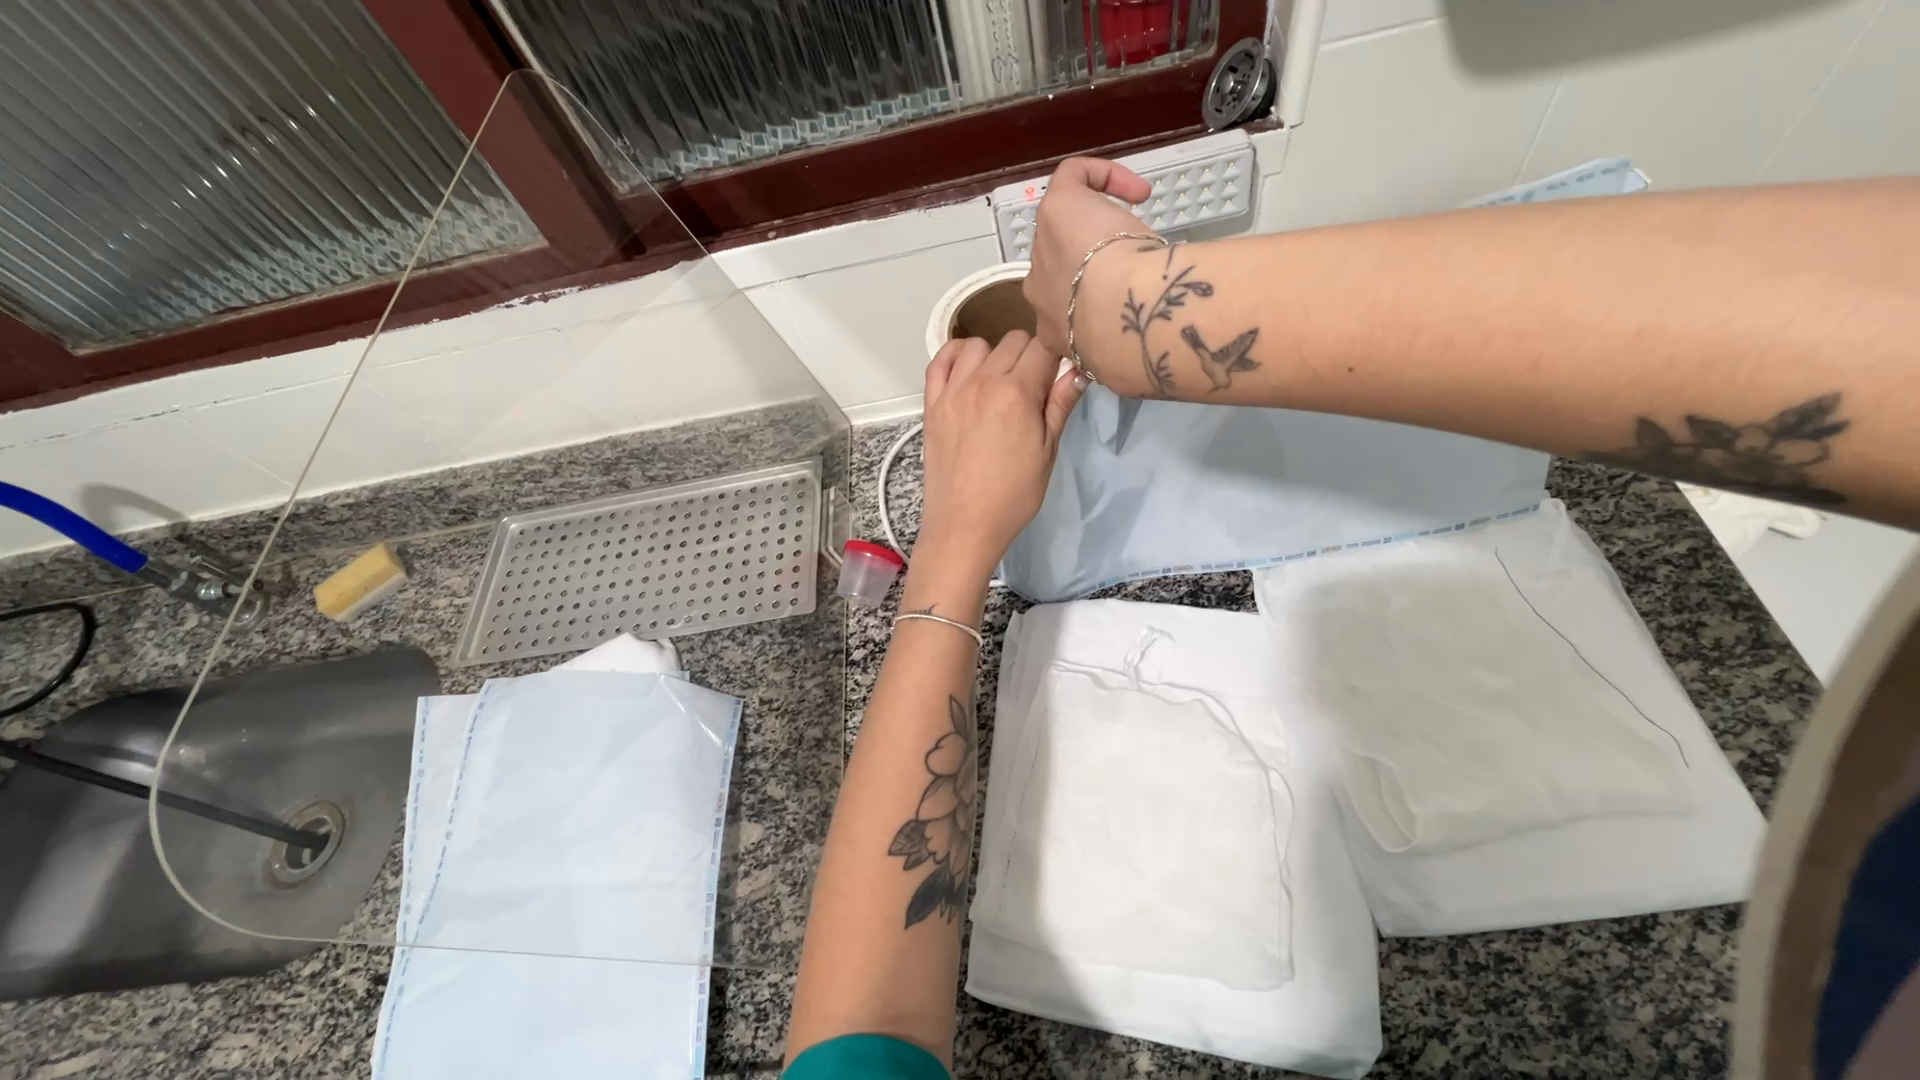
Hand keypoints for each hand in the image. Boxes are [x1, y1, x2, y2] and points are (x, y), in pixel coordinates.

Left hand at [916, 332, 1084, 580]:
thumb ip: (1060, 405)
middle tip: (1033, 387)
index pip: (1044, 347)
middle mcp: (983, 382)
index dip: (1057, 355)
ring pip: (977, 344)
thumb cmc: (1013, 495)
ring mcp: (953, 390)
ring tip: (1000, 384)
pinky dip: (955, 356)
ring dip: (994, 355)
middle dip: (1029, 355)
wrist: (965, 524)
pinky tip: (968, 371)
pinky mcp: (932, 403)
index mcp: (1017, 393)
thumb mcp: (1047, 451)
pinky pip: (940, 360)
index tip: (1059, 374)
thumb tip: (1079, 370)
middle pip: (1013, 340)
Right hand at [1023, 157, 1155, 361]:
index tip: (1122, 306)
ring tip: (1134, 235)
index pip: (1064, 313)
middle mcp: (1039, 292)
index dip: (1090, 305)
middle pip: (1059, 269)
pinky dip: (1101, 176)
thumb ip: (1119, 360)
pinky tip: (1137, 192)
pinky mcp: (1056, 207)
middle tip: (1129, 266)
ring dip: (1097, 228)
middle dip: (1089, 265)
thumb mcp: (1116, 363)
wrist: (1117, 313)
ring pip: (1064, 229)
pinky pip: (1072, 177)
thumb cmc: (1121, 341)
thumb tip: (1137, 369)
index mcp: (1052, 333)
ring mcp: (1042, 248)